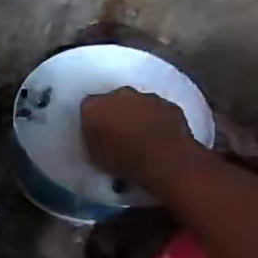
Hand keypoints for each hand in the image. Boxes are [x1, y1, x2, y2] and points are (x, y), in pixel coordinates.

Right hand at [80, 86, 199, 179]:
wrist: (166, 162)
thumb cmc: (124, 161)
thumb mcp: (95, 155)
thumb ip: (93, 136)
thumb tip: (97, 131)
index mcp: (95, 106)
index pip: (88, 106)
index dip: (92, 119)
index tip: (97, 131)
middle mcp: (120, 95)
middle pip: (113, 100)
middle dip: (115, 112)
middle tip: (118, 132)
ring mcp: (148, 97)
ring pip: (137, 102)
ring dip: (137, 113)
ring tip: (140, 135)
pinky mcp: (170, 105)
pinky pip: (158, 109)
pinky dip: (156, 118)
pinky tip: (159, 134)